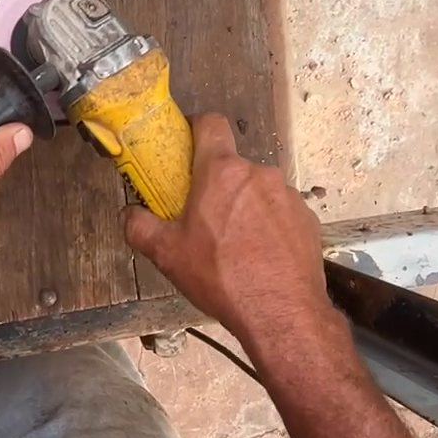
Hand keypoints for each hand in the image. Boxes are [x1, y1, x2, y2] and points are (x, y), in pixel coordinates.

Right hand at [125, 114, 333, 340]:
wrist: (281, 313)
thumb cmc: (221, 277)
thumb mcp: (166, 254)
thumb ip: (139, 227)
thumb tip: (129, 215)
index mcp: (221, 173)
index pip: (210, 124)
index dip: (196, 129)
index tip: (186, 148)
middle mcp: (258, 174)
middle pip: (231, 167)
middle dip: (216, 186)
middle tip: (202, 219)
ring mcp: (288, 196)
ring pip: (257, 191)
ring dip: (243, 208)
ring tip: (234, 246)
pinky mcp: (308, 220)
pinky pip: (280, 213)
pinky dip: (268, 227)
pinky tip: (260, 257)